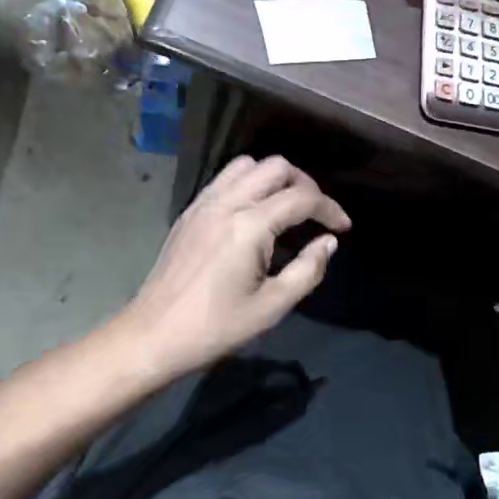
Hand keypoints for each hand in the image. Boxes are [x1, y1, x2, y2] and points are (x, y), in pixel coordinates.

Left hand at [113, 156, 350, 379]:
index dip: (330, 209)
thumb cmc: (216, 328)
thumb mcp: (271, 307)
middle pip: (274, 166)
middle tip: (316, 214)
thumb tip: (328, 243)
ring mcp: (203, 204)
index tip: (343, 228)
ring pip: (246, 165)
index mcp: (248, 226)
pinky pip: (223, 180)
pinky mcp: (189, 212)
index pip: (301, 198)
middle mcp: (225, 203)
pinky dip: (247, 184)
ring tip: (286, 208)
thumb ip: (307, 270)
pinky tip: (254, 214)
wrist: (155, 334)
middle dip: (304, 184)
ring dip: (273, 178)